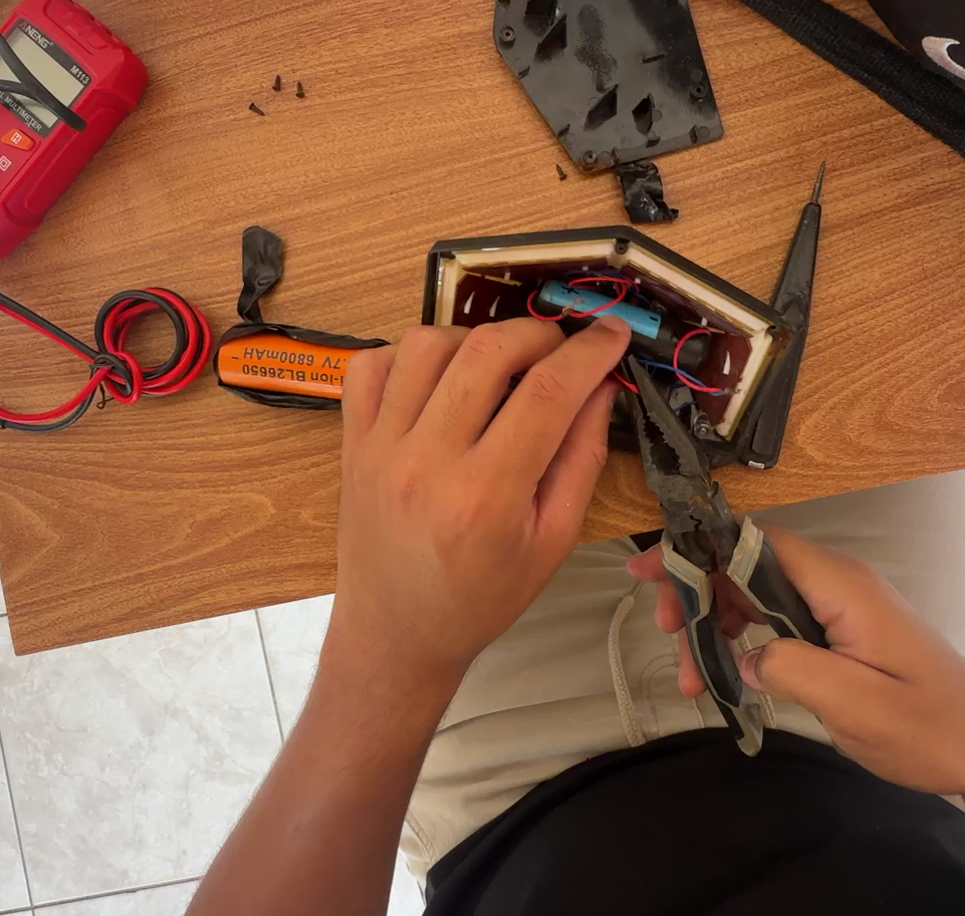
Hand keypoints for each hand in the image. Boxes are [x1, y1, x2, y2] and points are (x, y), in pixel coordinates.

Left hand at [326, 316, 632, 694]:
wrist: (396, 633)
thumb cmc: (482, 598)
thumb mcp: (552, 542)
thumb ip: (581, 459)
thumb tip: (601, 386)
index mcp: (487, 495)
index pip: (548, 393)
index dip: (590, 351)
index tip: (612, 333)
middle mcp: (428, 460)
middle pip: (487, 351)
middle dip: (539, 332)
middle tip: (559, 349)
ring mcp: (380, 446)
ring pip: (427, 344)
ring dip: (475, 338)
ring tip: (498, 366)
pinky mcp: (352, 442)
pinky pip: (371, 365)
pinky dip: (409, 354)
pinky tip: (438, 378)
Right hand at [627, 525, 964, 796]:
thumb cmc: (933, 729)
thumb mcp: (859, 706)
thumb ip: (792, 668)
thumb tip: (747, 654)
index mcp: (838, 583)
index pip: (753, 541)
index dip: (698, 548)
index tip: (653, 570)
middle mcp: (831, 581)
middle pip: (743, 564)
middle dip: (696, 590)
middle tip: (667, 632)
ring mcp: (831, 603)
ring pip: (751, 592)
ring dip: (713, 623)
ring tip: (691, 675)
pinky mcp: (832, 627)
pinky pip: (770, 617)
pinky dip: (739, 639)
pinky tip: (723, 673)